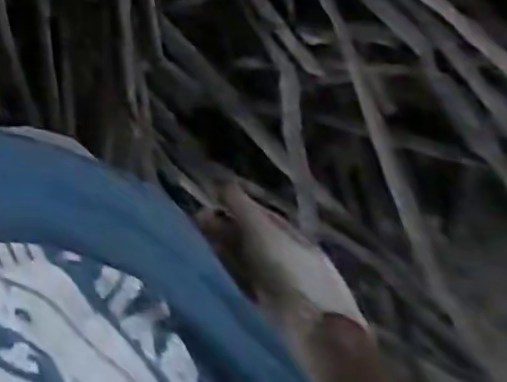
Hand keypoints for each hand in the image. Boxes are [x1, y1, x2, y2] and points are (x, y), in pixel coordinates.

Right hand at [202, 185, 382, 381]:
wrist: (311, 328)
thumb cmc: (290, 271)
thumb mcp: (263, 230)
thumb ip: (240, 203)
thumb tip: (219, 179)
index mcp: (293, 237)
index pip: (256, 212)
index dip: (231, 204)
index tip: (206, 201)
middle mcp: (285, 254)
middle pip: (245, 232)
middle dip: (219, 225)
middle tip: (196, 223)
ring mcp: (277, 279)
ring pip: (237, 252)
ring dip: (215, 244)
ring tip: (196, 241)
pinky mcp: (264, 298)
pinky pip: (235, 273)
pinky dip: (220, 265)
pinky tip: (207, 262)